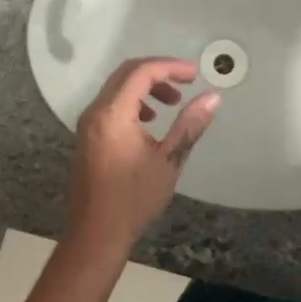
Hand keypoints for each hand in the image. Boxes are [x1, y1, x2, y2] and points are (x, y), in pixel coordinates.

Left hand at [65, 58, 219, 253]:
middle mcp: (95, 112)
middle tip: (187, 82)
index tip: (195, 75)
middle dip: (159, 72)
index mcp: (112, 113)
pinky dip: (133, 102)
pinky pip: (111, 105)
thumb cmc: (133, 199)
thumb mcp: (168, 161)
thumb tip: (213, 97)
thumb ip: (189, 125)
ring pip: (117, 88)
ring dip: (146, 88)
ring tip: (172, 104)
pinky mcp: (87, 136)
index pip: (141, 72)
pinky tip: (150, 123)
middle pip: (126, 73)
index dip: (170, 67)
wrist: (95, 234)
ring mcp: (87, 124)